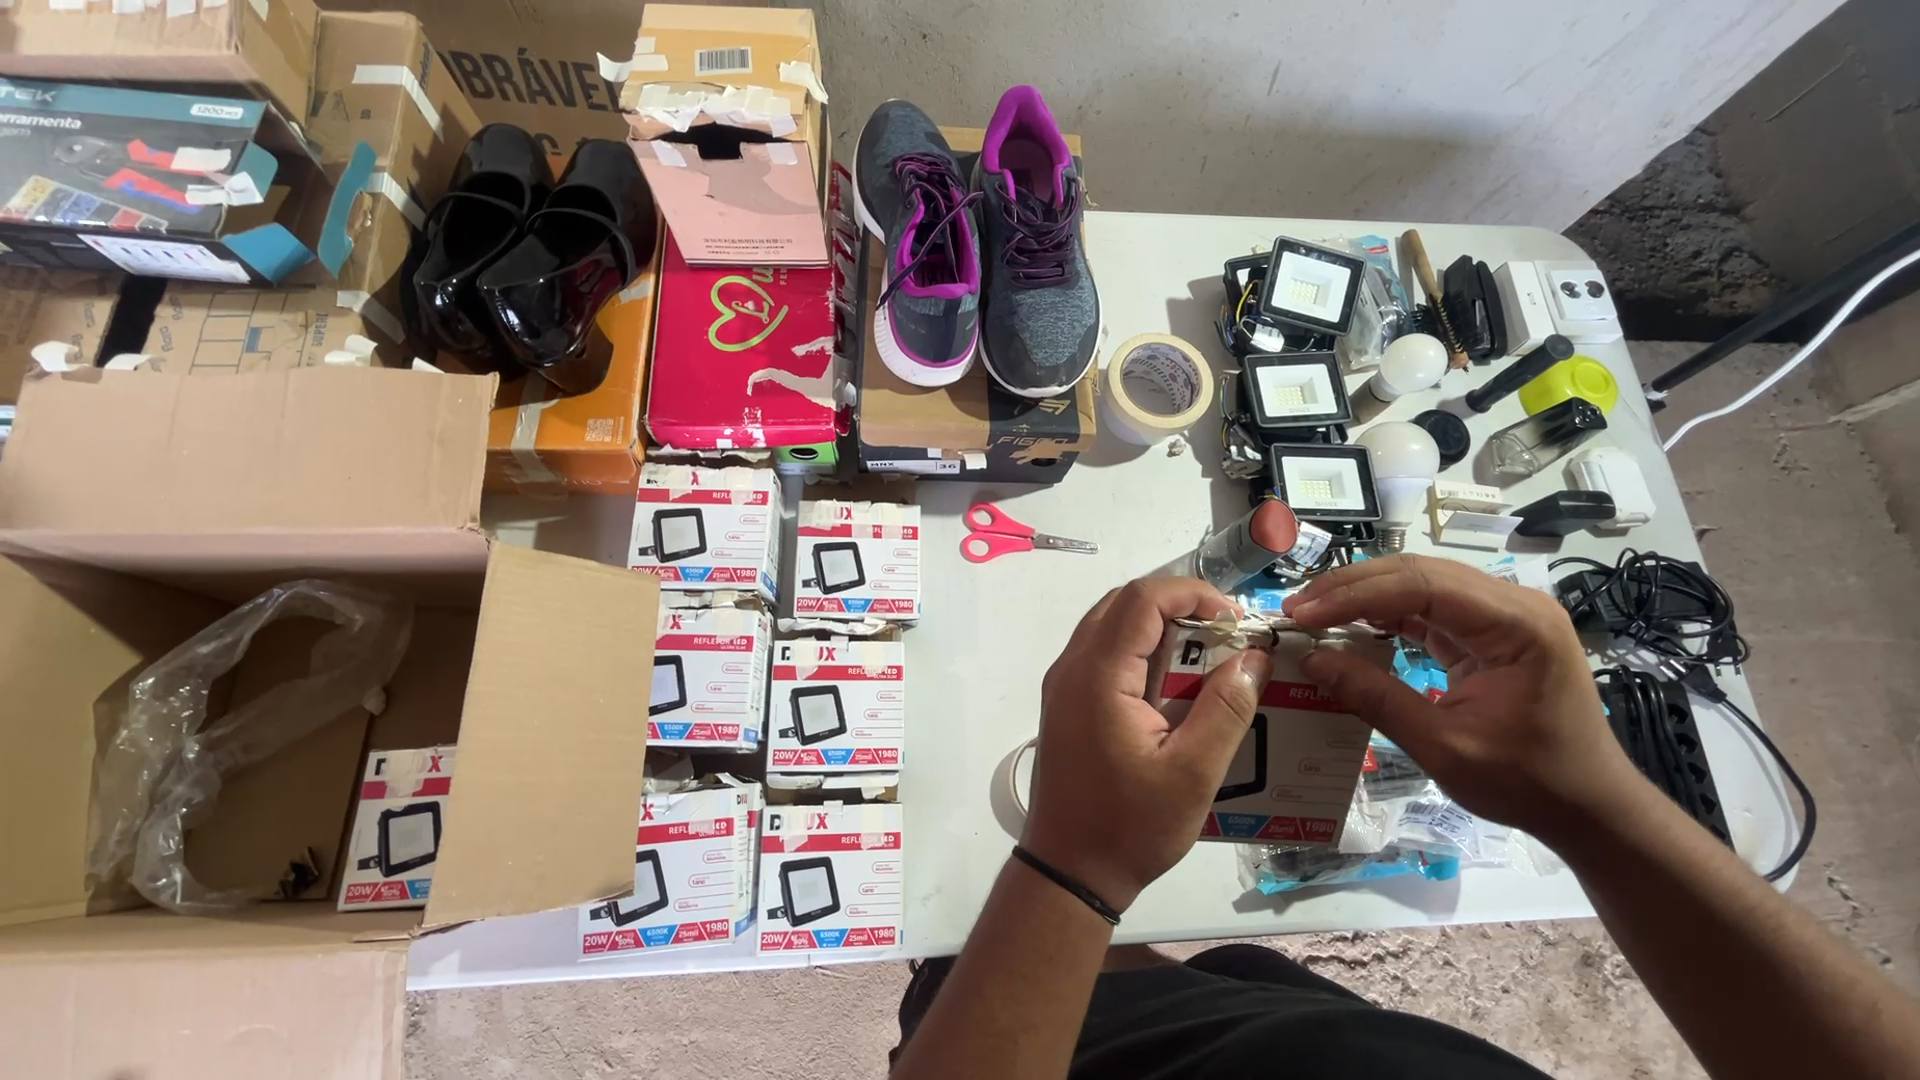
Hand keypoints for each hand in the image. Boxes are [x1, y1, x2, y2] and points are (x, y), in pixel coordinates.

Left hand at [1022, 578, 1270, 912]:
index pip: (1141, 599)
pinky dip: (1140, 652)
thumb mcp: (1193, 773)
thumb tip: (1254, 656)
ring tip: (1207, 658)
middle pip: (1123, 604)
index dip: (1191, 593)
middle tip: (1225, 635)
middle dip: (1177, 607)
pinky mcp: (1066, 703)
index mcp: (1097, 675)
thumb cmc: (1129, 826)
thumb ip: (1225, 709)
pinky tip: (1174, 686)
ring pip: (1110, 626)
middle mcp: (1072, 667)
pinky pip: (1103, 654)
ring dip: (1158, 628)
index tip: (1234, 619)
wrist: (1068, 869)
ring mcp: (1063, 684)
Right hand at [1282, 555, 1641, 841]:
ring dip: (1363, 596)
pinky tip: (1350, 624)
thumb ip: (1374, 697)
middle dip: (1351, 587)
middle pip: (1417, 572)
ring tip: (1313, 613)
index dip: (1354, 595)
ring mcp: (1504, 615)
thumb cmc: (1527, 783)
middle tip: (1297, 610)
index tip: (1302, 615)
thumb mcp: (1442, 746)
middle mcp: (1514, 605)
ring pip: (1419, 583)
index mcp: (1517, 625)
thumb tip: (1311, 661)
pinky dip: (1385, 613)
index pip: (1420, 585)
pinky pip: (1429, 607)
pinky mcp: (1491, 631)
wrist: (1590, 808)